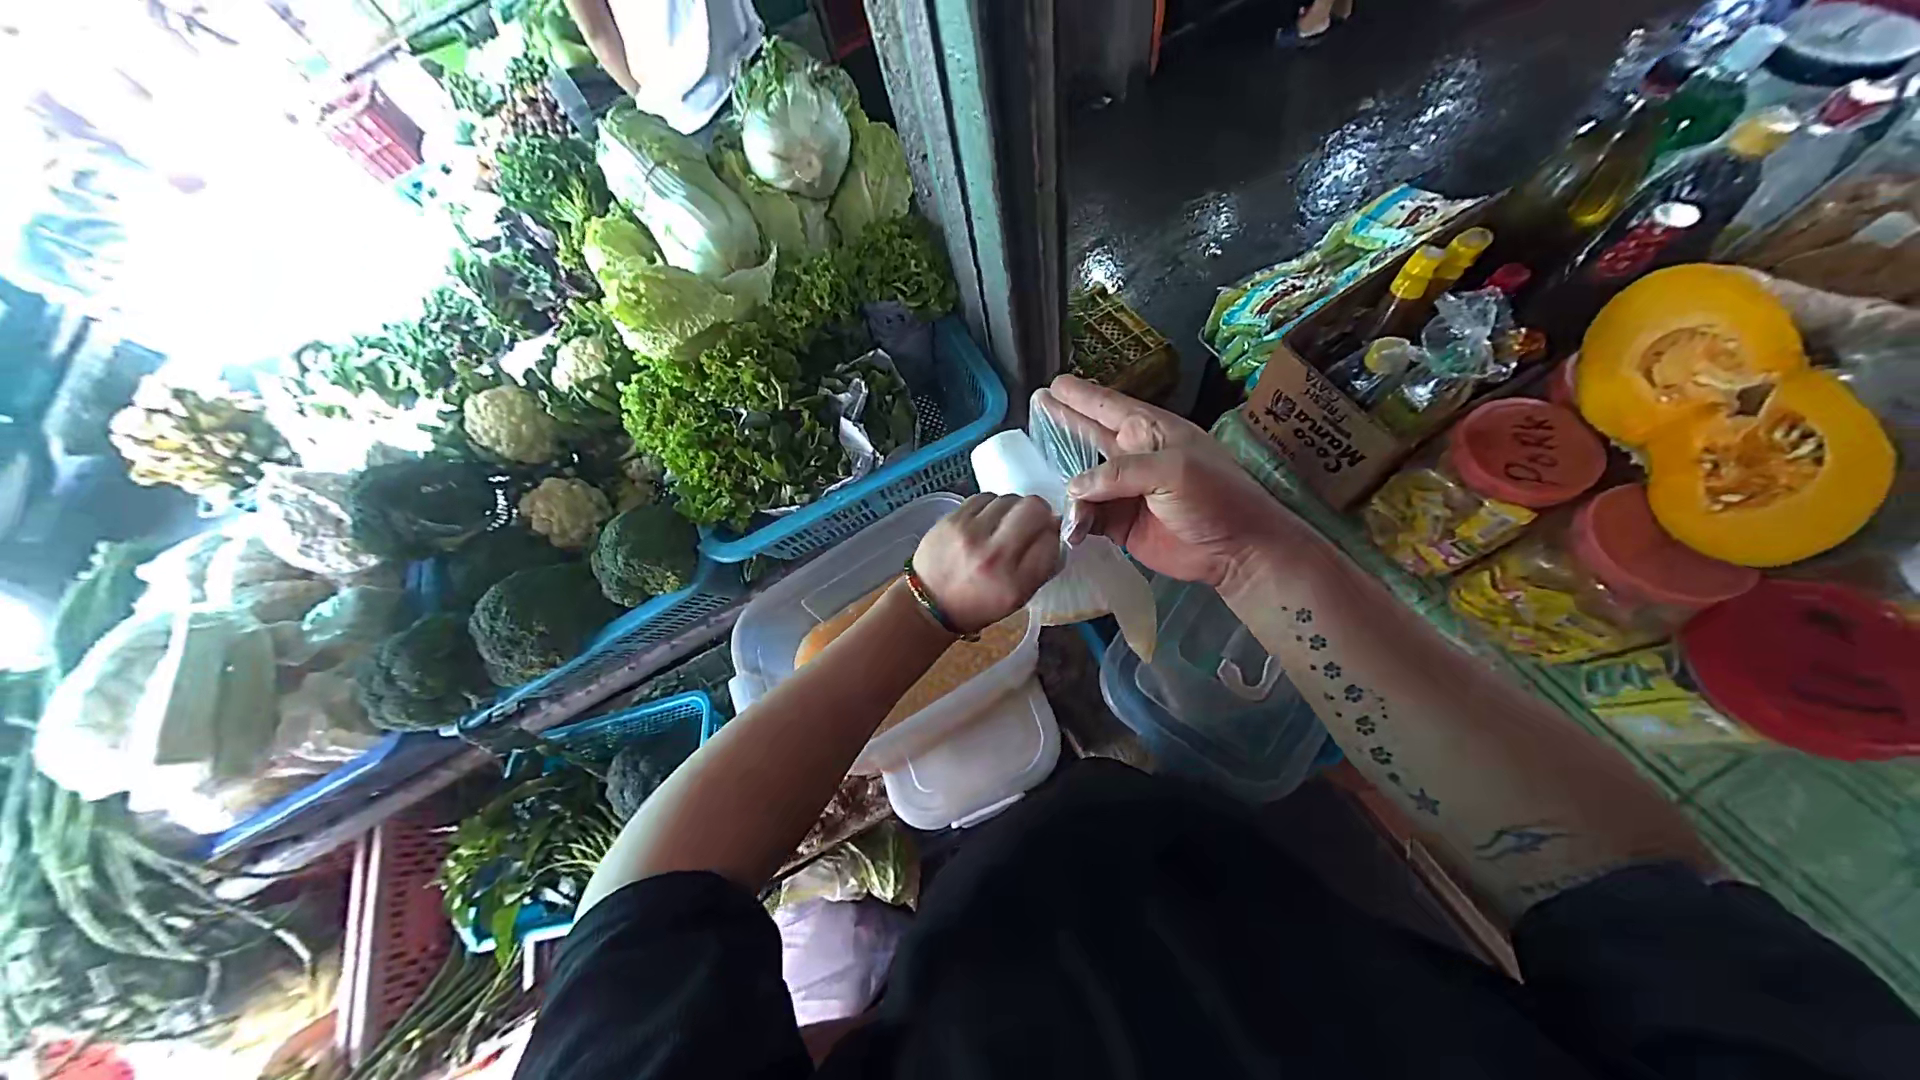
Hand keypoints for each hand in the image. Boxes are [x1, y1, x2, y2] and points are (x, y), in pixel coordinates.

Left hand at [912, 494, 1060, 632]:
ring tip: (1004, 524)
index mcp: (1015, 583)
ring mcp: (970, 534)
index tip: (1046, 538)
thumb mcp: (1018, 598)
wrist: (929, 604)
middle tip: (1031, 523)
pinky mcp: (952, 519)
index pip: (1052, 541)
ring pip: (1010, 498)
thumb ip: (1041, 566)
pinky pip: (985, 498)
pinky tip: (986, 521)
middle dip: (1039, 513)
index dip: (1053, 536)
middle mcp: (994, 555)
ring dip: (1014, 509)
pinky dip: (991, 506)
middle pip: (1034, 509)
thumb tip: (1055, 530)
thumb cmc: (978, 605)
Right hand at [1047, 375, 1299, 590]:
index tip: (1053, 385)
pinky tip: (1062, 522)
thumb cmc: (1215, 497)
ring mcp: (1124, 492)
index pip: (1108, 407)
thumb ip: (1119, 473)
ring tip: (1034, 475)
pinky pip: (1086, 517)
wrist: (1235, 551)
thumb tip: (1074, 488)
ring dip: (1060, 480)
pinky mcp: (1119, 524)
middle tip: (1034, 408)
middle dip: (1061, 424)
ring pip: (1081, 481)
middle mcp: (1132, 457)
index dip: (1080, 396)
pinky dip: (1073, 520)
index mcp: (1149, 432)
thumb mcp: (1172, 471)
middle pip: (1087, 437)